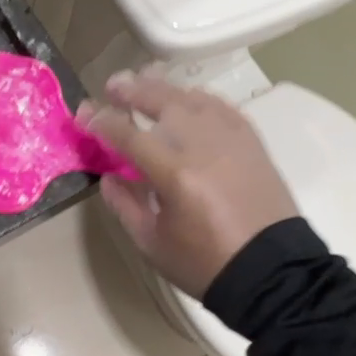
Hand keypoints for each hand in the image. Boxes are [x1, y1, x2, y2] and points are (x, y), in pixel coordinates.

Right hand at [79, 71, 299, 298]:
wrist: (272, 273)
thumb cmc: (205, 263)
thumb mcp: (151, 243)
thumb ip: (124, 204)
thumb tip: (109, 175)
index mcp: (175, 173)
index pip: (128, 135)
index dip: (102, 122)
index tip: (83, 113)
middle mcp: (203, 145)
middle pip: (162, 102)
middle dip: (133, 91)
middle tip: (112, 85)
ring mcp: (232, 139)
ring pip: (193, 98)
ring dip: (164, 89)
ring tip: (144, 83)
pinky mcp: (252, 142)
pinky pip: (221, 107)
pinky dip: (198, 99)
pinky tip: (187, 99)